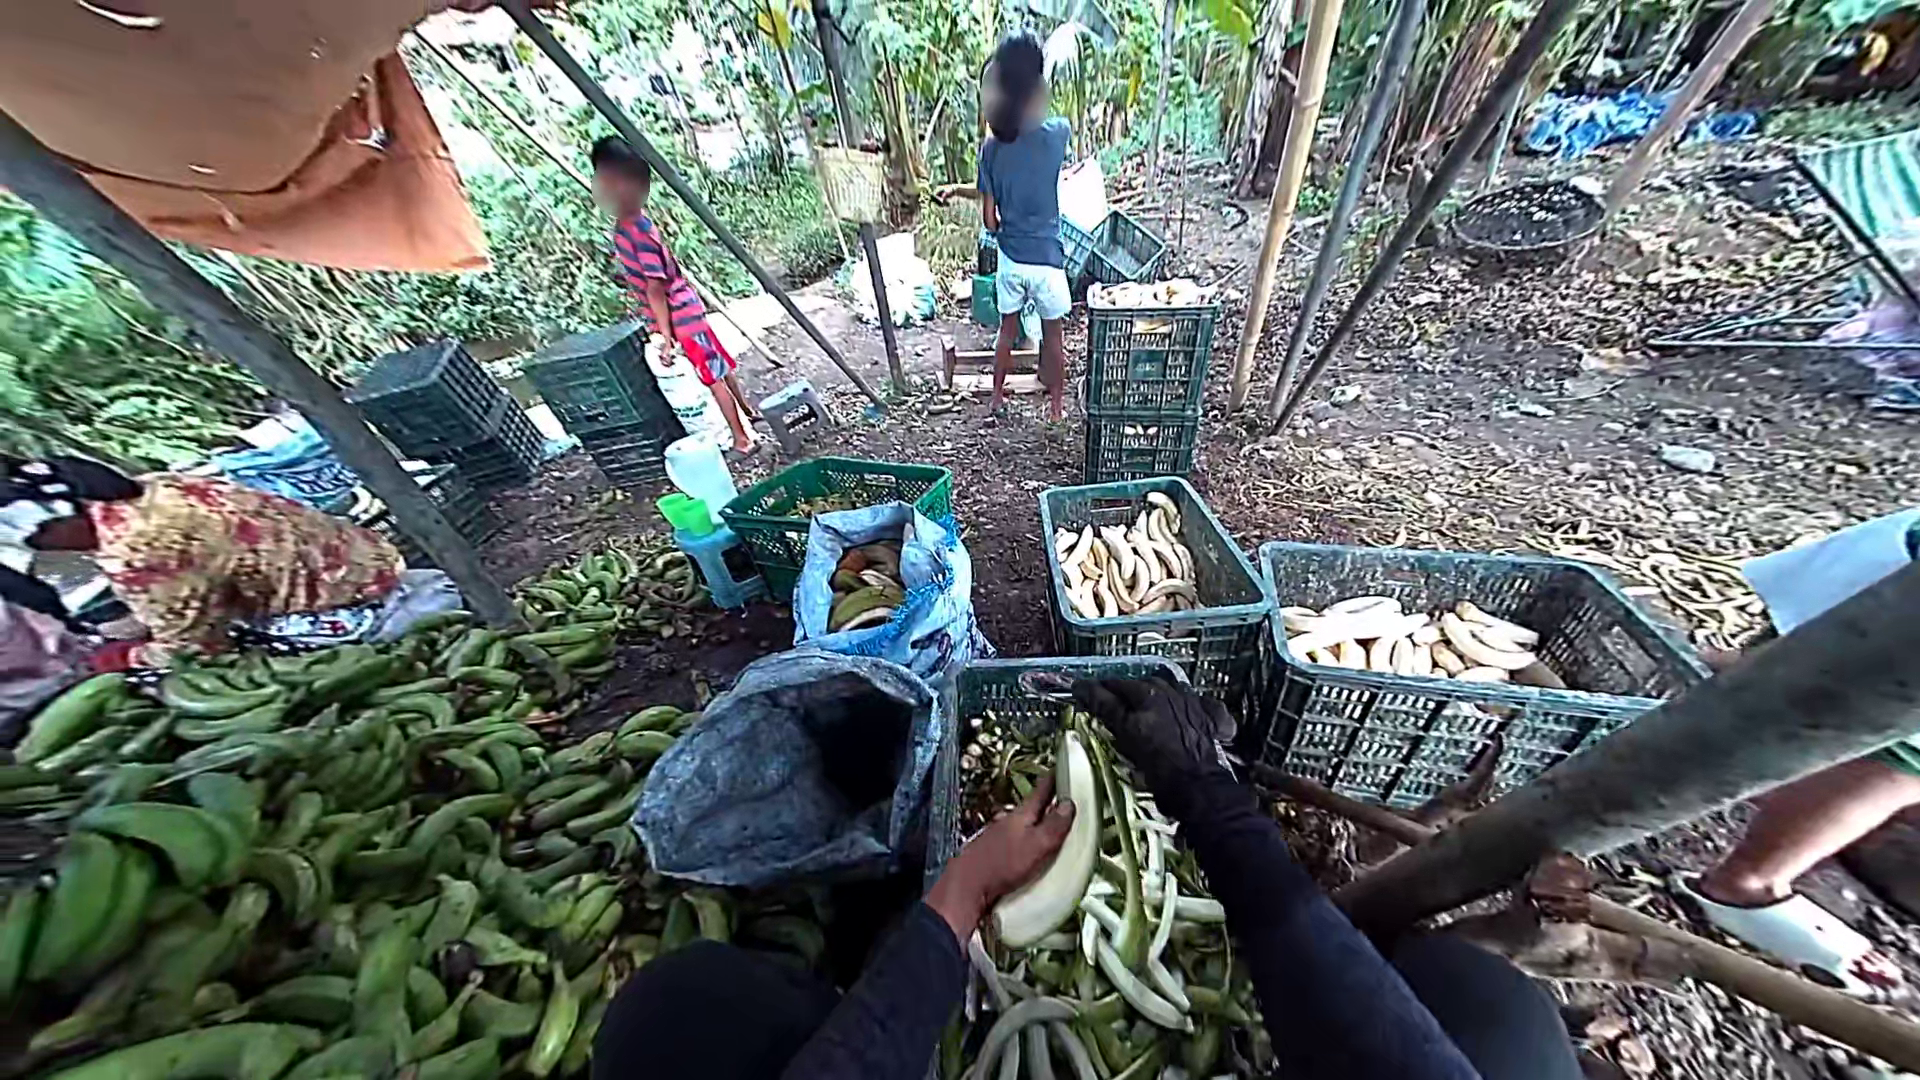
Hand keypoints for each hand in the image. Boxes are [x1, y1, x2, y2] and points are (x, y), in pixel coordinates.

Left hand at [927, 775, 1074, 940]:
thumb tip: (1069, 803)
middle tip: (1063, 797)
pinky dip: (1029, 840)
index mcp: (1022, 814)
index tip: (1060, 766)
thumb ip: (1054, 826)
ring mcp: (1001, 836)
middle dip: (1047, 802)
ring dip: (1039, 823)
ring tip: (1052, 826)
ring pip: (1025, 824)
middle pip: (1033, 807)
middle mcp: (1010, 821)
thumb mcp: (1037, 846)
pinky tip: (1033, 851)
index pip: (1041, 791)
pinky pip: (1018, 840)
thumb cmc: (1004, 863)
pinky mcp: (996, 853)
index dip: (1052, 779)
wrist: (967, 886)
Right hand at [1072, 677, 1236, 818]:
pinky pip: (1200, 704)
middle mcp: (1171, 693)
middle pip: (1143, 685)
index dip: (1100, 690)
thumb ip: (1105, 706)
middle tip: (1117, 709)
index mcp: (1148, 694)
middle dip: (1128, 693)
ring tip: (1147, 712)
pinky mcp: (1211, 719)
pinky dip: (1192, 707)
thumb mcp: (1125, 733)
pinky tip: (1186, 714)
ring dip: (1157, 697)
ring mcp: (1193, 704)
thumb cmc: (1158, 765)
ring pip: (1169, 690)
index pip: (1116, 684)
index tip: (1089, 696)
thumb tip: (1083, 687)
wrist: (1197, 787)